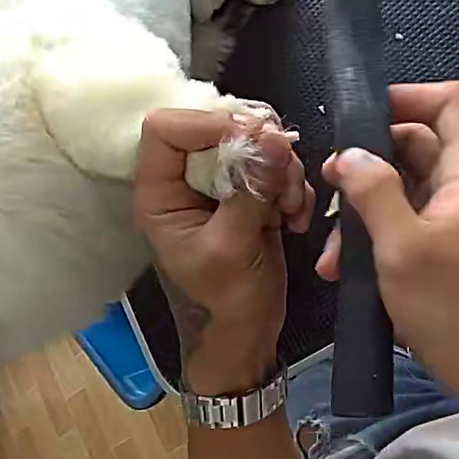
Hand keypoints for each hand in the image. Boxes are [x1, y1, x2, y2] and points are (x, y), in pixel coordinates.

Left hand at [136, 109, 314, 394]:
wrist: (246, 335)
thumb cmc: (226, 303)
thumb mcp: (233, 247)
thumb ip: (251, 190)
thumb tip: (274, 137)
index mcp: (160, 193)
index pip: (166, 128)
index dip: (207, 122)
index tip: (254, 138)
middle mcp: (186, 182)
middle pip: (217, 128)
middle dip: (260, 148)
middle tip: (285, 174)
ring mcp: (220, 187)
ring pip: (255, 145)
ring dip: (284, 170)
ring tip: (292, 208)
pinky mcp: (251, 195)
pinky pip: (276, 168)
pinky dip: (293, 187)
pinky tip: (297, 219)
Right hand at [316, 81, 458, 417]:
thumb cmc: (452, 307)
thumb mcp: (403, 246)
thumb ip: (374, 192)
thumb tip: (348, 155)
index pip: (452, 102)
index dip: (409, 97)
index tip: (360, 118)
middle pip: (416, 144)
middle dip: (368, 160)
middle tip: (329, 184)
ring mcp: (451, 219)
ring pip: (401, 187)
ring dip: (362, 208)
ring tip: (332, 247)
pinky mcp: (439, 247)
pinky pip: (401, 222)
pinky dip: (372, 236)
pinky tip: (341, 268)